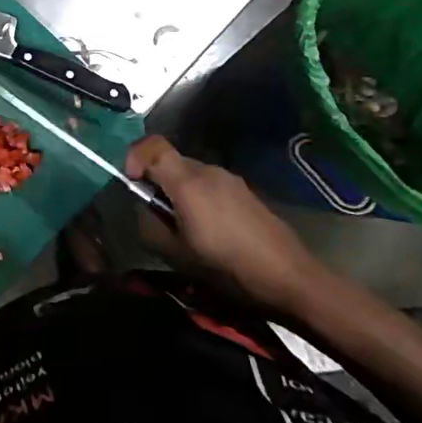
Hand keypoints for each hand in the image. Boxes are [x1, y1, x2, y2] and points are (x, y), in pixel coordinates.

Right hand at [126, 136, 328, 312]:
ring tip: (184, 226)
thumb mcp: (175, 252)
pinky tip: (209, 230)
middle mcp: (208, 170)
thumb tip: (143, 208)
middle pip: (169, 160)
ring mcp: (229, 179)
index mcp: (187, 181)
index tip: (132, 182)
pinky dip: (198, 198)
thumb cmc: (227, 265)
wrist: (289, 276)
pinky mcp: (244, 191)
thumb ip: (149, 224)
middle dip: (155, 180)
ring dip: (178, 191)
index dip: (134, 156)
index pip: (152, 146)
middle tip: (156, 214)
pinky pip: (209, 184)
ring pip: (189, 173)